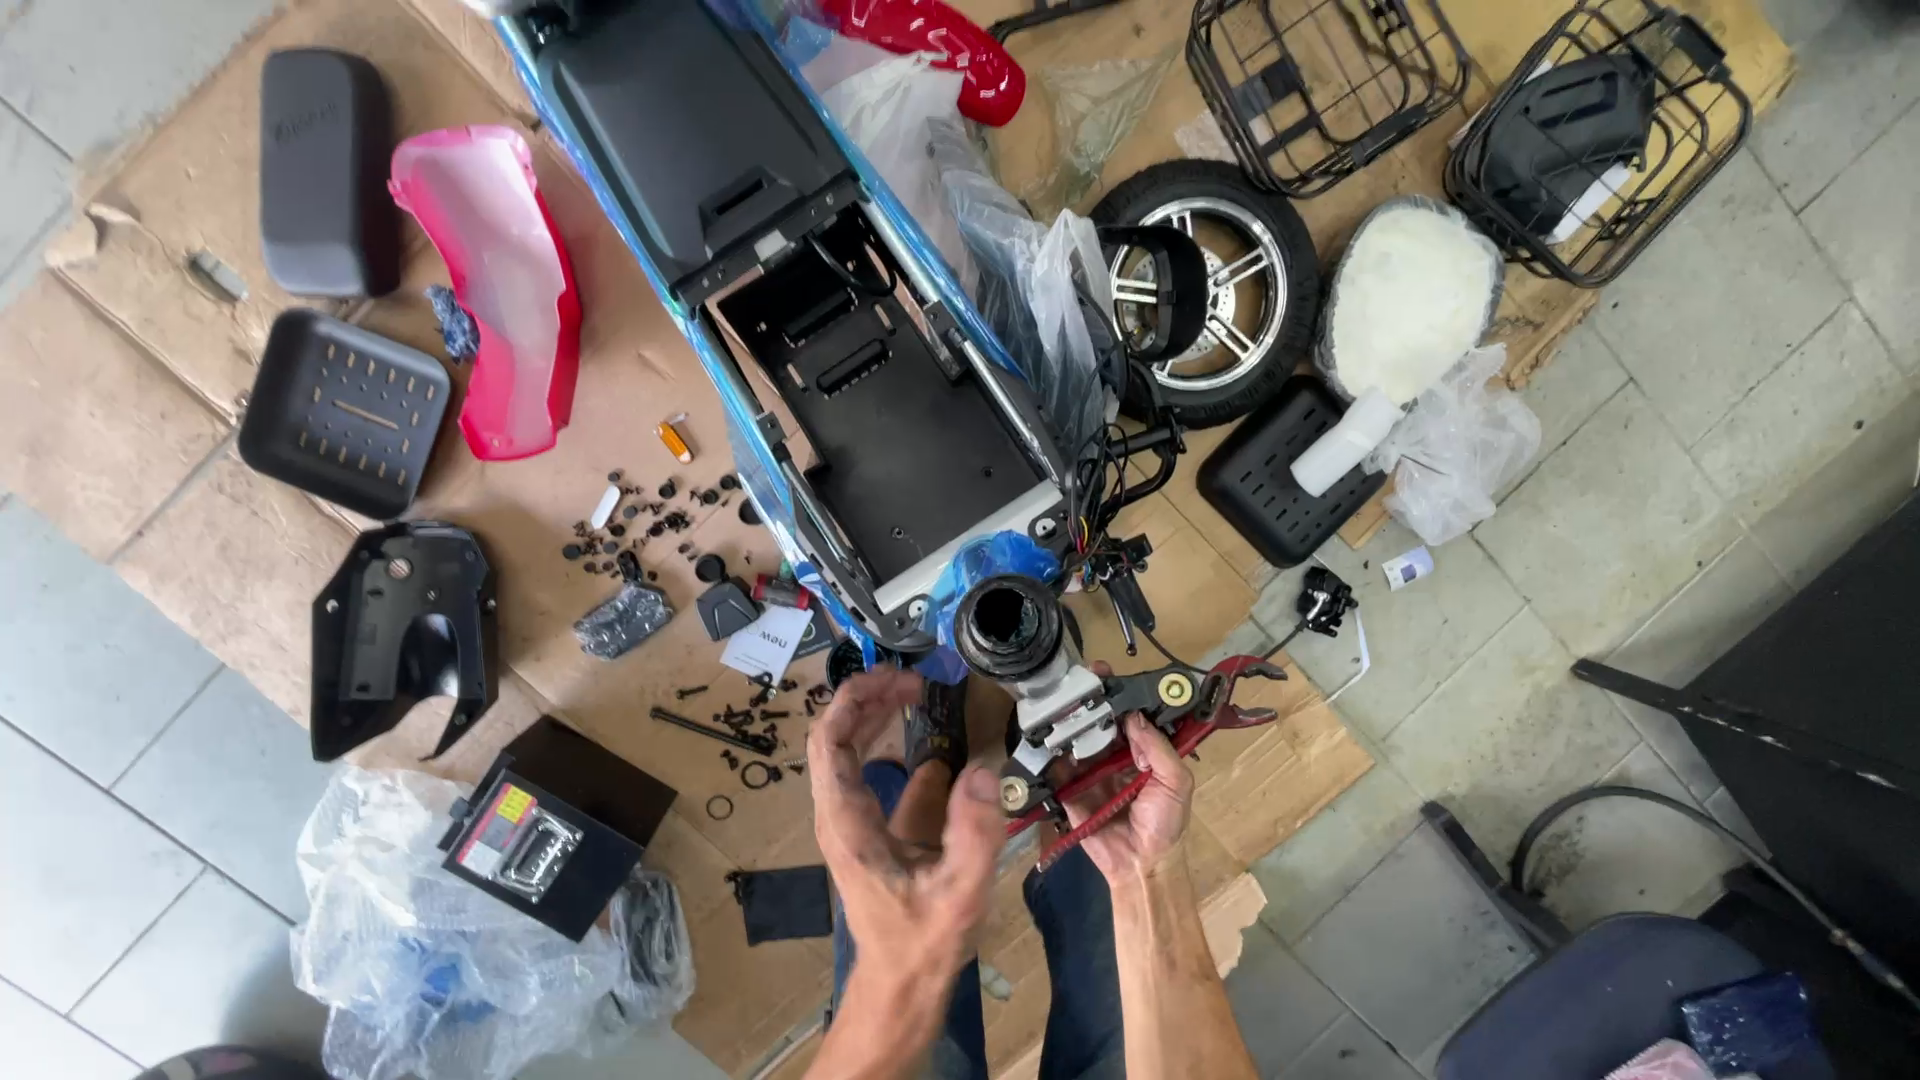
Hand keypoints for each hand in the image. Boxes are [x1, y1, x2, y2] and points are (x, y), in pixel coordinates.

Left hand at [807, 670, 1004, 993]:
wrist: (901, 988)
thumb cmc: (921, 944)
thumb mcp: (958, 893)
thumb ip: (973, 833)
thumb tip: (981, 769)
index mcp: (847, 820)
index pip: (828, 742)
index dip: (853, 701)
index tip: (895, 680)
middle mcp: (840, 812)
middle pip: (834, 736)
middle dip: (868, 699)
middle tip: (915, 681)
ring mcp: (853, 820)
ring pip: (849, 750)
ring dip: (877, 716)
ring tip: (918, 695)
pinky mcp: (872, 829)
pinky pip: (872, 774)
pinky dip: (892, 746)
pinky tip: (931, 743)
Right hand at [1060, 666, 1193, 883]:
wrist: (1141, 867)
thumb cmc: (1166, 824)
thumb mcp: (1176, 783)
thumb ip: (1159, 749)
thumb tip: (1134, 715)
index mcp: (1140, 751)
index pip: (1126, 715)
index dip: (1116, 695)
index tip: (1104, 672)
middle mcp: (1112, 756)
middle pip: (1096, 722)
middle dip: (1086, 701)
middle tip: (1075, 681)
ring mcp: (1088, 772)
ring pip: (1075, 740)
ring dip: (1066, 722)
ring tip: (1058, 703)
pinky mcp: (1068, 791)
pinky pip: (1057, 770)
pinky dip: (1050, 755)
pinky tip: (1046, 737)